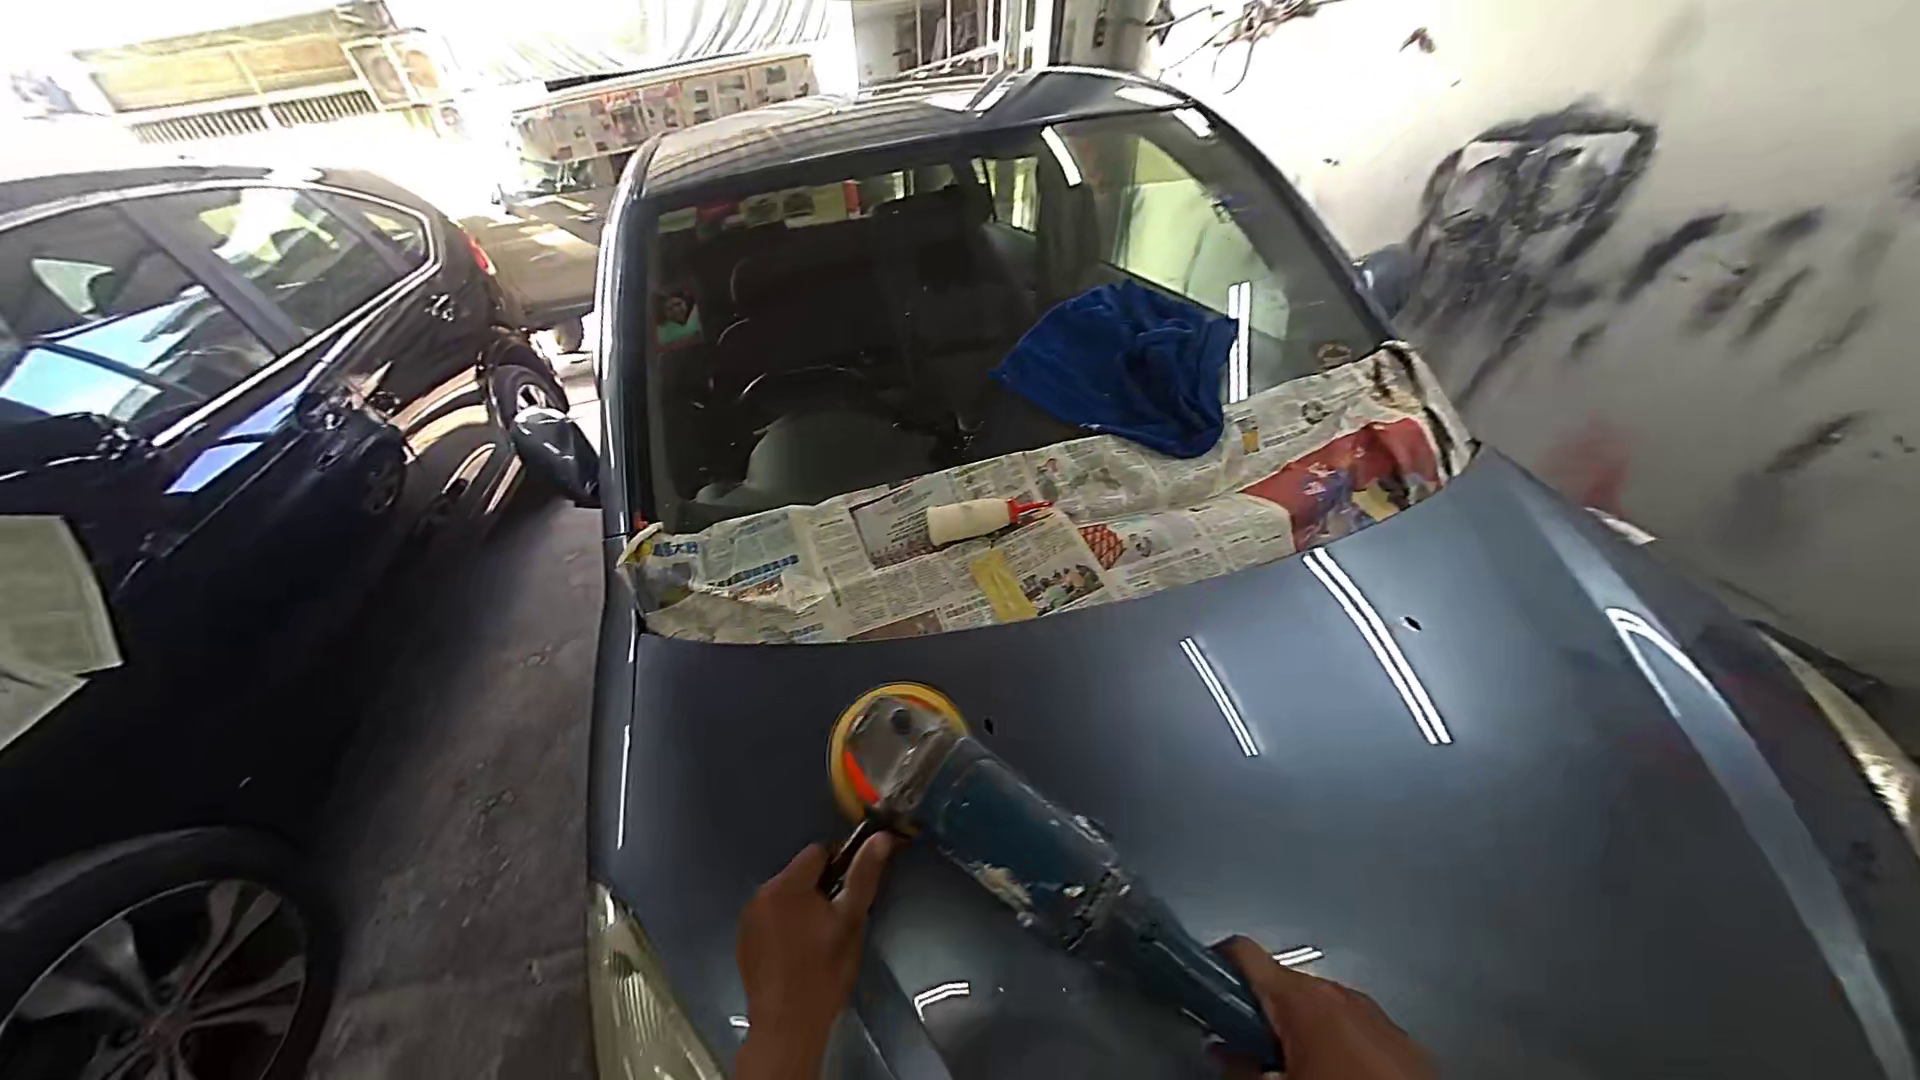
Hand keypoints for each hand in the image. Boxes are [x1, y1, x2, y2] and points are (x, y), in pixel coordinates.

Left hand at [734, 833, 896, 1079]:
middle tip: (839, 915)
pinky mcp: (744, 940)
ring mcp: (748, 918)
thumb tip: (882, 837)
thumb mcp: (851, 919)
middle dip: (821, 886)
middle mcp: (761, 893)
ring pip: (786, 894)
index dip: (840, 863)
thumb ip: (864, 874)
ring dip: (803, 903)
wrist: (787, 1028)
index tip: (851, 888)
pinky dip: (786, 921)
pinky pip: (771, 915)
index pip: (818, 851)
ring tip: (820, 934)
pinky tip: (799, 948)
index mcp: (787, 884)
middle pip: (801, 872)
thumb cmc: (824, 970)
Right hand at [1215, 936, 1435, 1079]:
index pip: (1242, 950)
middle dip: (1263, 1009)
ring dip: (1304, 1026)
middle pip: (1282, 982)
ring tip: (1301, 1067)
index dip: (1216, 962)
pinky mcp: (1410, 1045)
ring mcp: (1377, 1015)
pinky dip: (1342, 1043)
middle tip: (1252, 1047)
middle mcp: (1338, 992)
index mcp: (1301, 997)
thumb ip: (1238, 1067)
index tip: (1206, 985)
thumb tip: (1221, 1052)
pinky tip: (1342, 1075)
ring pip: (1322, 1004)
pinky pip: (1360, 1028)